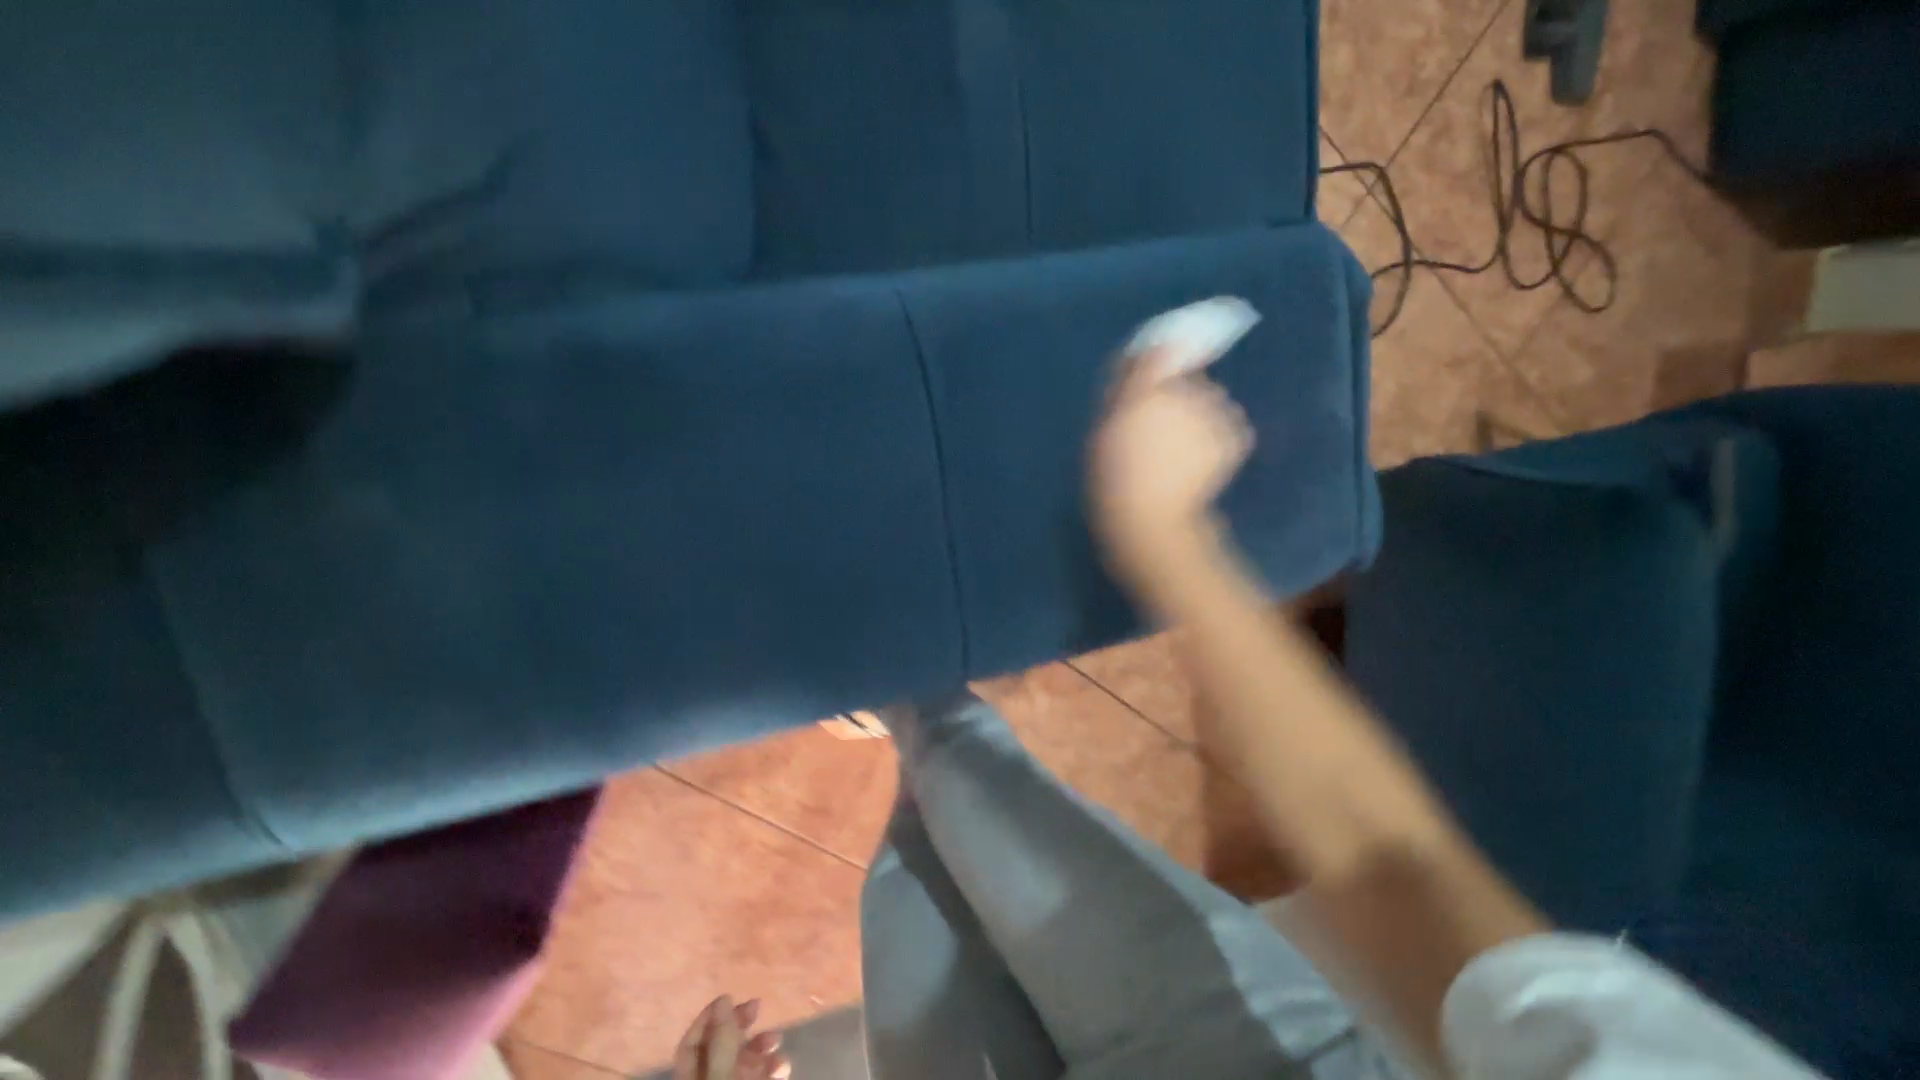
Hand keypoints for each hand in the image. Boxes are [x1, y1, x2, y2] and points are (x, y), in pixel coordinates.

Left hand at [673, 996, 790, 1079]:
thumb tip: (725, 998)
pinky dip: (773, 1066)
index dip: (708, 1017)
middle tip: (758, 1005)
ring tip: (776, 1040)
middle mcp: (709, 1076)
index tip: (730, 995)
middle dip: (740, 1023)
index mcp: (692, 1073)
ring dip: (763, 1044)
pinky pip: (761, 1073)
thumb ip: (723, 1039)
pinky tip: (782, 1066)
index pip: (692, 1041)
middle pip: (720, 1045)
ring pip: (745, 1059)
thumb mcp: (722, 1071)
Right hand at [1089, 345, 1252, 581]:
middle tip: (1163, 431)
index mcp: (1148, 386)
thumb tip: (1148, 352)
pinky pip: (1230, 426)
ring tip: (1183, 452)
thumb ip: (1128, 385)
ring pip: (1213, 401)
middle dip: (1182, 396)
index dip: (1163, 357)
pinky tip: (1201, 463)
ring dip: (1202, 417)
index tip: (1159, 372)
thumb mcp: (1107, 427)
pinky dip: (1220, 438)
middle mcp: (1187, 390)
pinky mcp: (1237, 435)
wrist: (1152, 519)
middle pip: (1191, 379)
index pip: (1163, 349)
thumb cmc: (1114, 476)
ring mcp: (1216, 412)